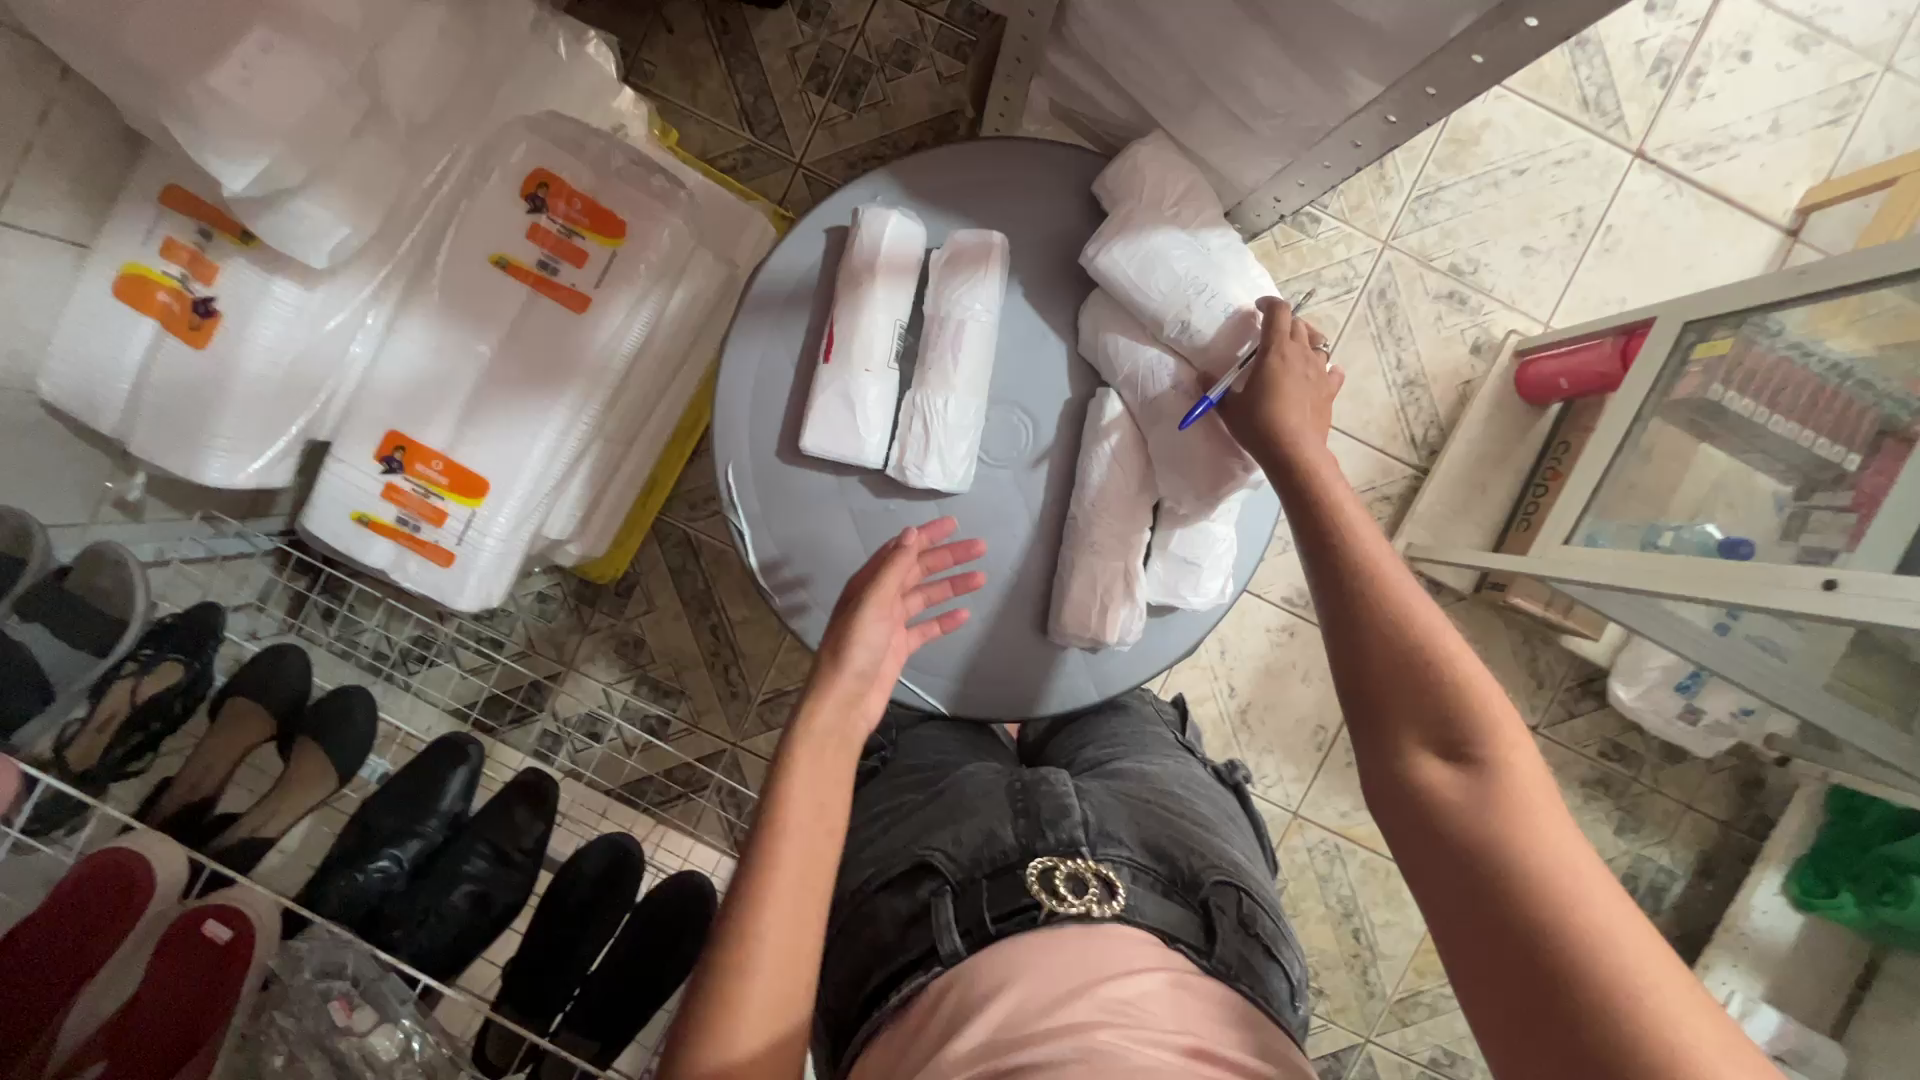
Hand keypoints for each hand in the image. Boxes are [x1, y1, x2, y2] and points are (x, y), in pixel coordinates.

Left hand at [801, 518, 986, 738]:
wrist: (844, 702)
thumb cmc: (854, 650)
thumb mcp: (872, 603)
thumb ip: (893, 568)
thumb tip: (911, 533)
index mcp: (868, 584)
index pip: (901, 550)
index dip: (927, 535)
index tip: (954, 524)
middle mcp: (879, 599)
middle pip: (918, 571)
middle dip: (947, 558)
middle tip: (980, 548)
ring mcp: (890, 624)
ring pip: (926, 597)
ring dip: (951, 586)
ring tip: (981, 577)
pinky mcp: (900, 648)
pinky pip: (926, 628)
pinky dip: (944, 620)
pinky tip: (965, 614)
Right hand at [1217, 296, 1344, 463]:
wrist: (1293, 452)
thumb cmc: (1258, 426)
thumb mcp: (1229, 408)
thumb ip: (1215, 388)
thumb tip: (1202, 375)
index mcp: (1276, 351)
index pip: (1279, 312)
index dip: (1269, 303)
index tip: (1259, 306)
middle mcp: (1301, 354)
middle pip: (1299, 324)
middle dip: (1285, 322)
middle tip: (1270, 333)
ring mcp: (1320, 371)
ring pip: (1319, 344)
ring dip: (1306, 341)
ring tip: (1293, 352)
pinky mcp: (1330, 390)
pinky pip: (1332, 370)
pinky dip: (1325, 368)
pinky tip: (1318, 376)